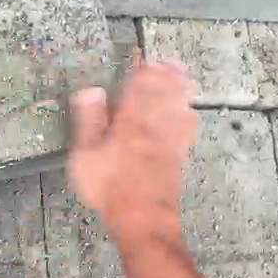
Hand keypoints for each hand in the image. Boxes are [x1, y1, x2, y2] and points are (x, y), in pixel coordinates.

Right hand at [67, 57, 197, 242]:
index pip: (138, 89)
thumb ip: (89, 121)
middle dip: (166, 76)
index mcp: (129, 122)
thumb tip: (90, 91)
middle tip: (170, 62)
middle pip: (163, 95)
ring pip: (178, 108)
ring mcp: (169, 142)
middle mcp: (153, 126)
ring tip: (184, 77)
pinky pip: (187, 130)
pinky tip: (191, 112)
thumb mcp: (85, 155)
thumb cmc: (109, 187)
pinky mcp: (178, 158)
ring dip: (181, 90)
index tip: (145, 59)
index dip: (143, 72)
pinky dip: (189, 115)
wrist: (144, 217)